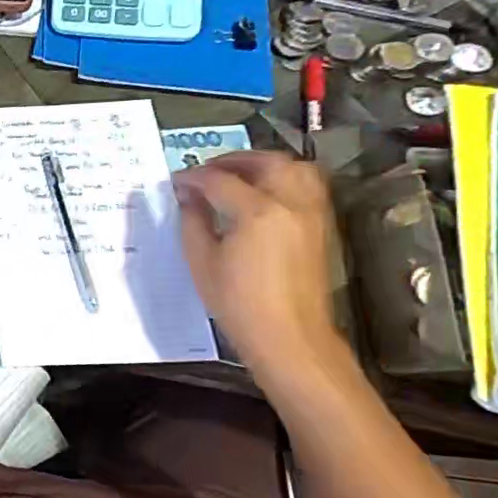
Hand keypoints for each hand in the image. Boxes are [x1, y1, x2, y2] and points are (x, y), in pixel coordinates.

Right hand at [174, 152, 344, 380]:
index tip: (176, 182)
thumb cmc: (238, 304)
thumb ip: (193, 221)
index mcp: (257, 212)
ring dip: (263, 163)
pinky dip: (285, 177)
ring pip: (293, 167)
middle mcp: (290, 202)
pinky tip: (265, 192)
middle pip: (263, 162)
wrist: (288, 337)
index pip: (219, 180)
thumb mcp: (202, 263)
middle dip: (231, 161)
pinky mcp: (321, 224)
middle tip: (207, 171)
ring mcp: (311, 212)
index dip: (194, 178)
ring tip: (239, 175)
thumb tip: (188, 196)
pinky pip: (307, 184)